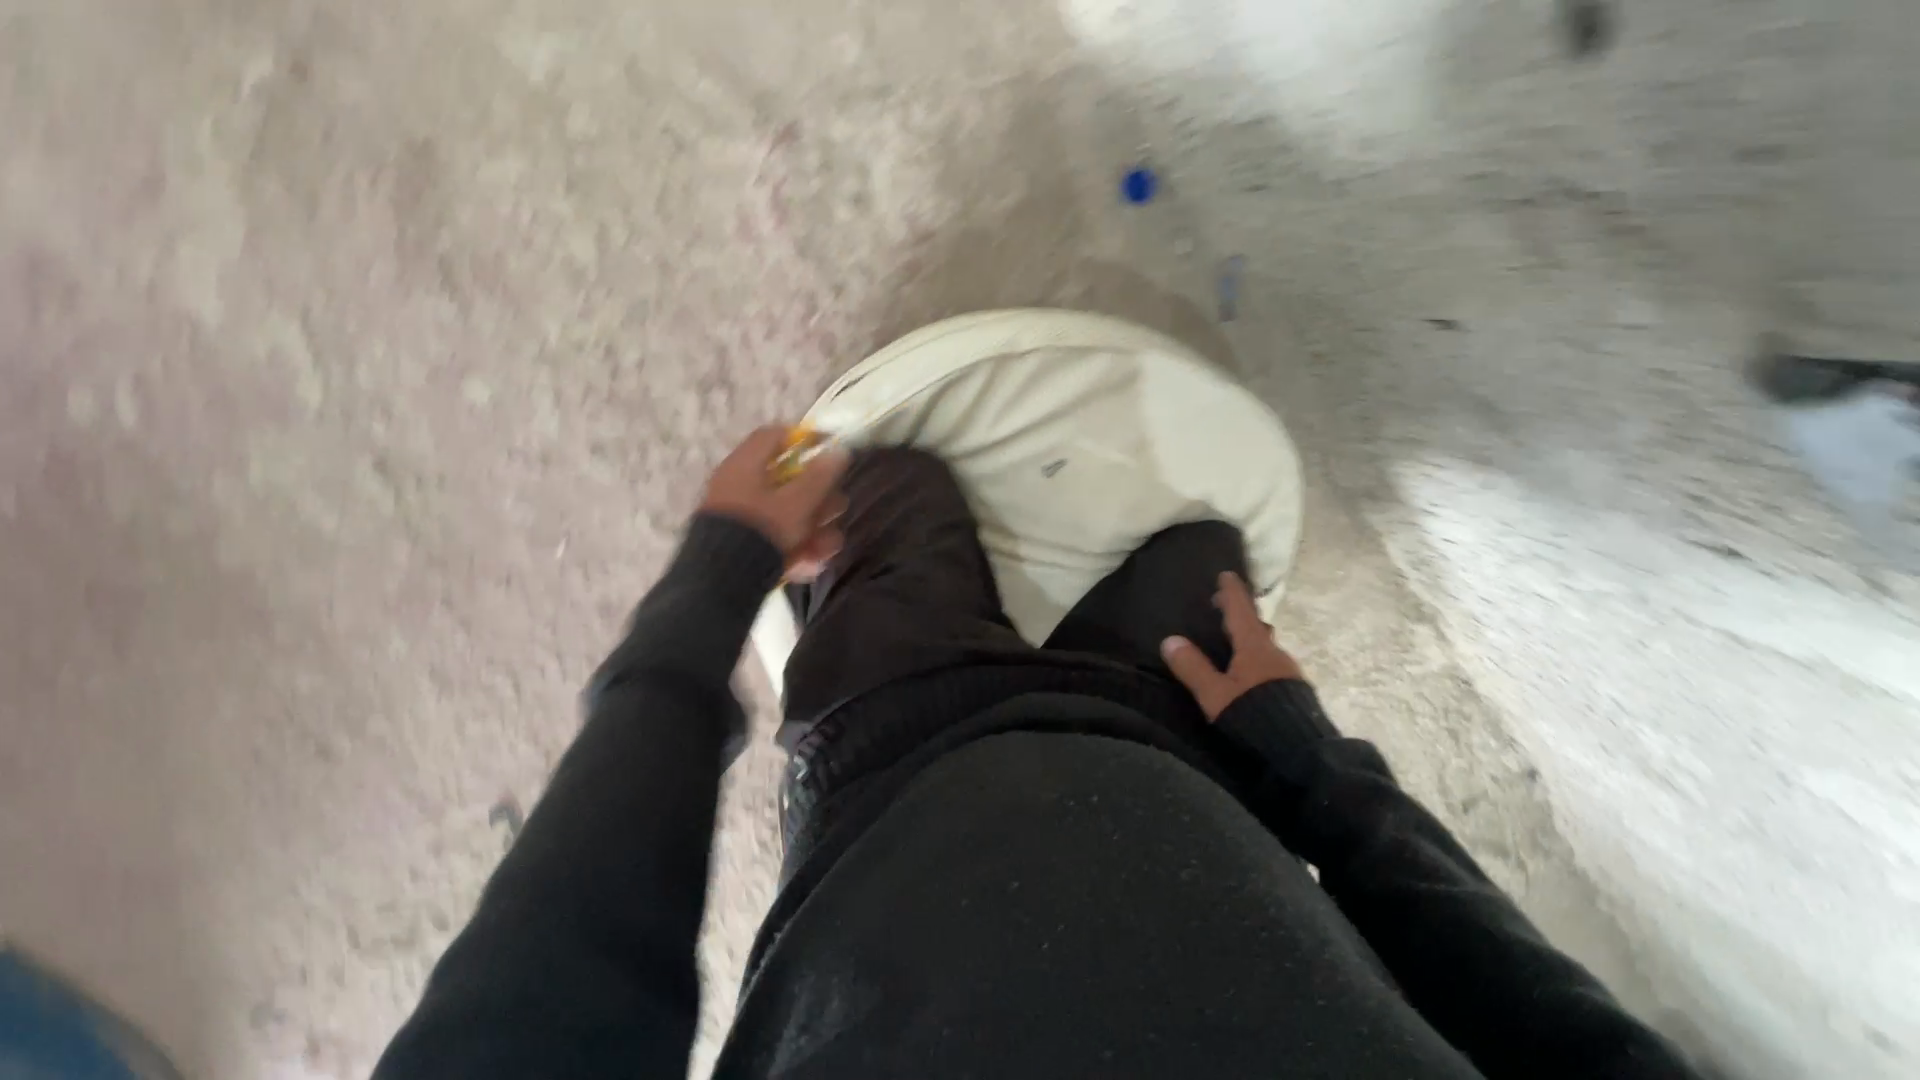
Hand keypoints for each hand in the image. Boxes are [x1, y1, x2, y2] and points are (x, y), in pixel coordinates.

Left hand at [699, 425, 849, 581]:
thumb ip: (821, 476)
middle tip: (836, 512)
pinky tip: (808, 566)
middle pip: (789, 481)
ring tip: (825, 550)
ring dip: (813, 531)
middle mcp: (740, 486)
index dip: (807, 440)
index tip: (832, 452)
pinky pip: (774, 538)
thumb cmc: (761, 529)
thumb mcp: (797, 502)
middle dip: (819, 500)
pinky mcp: (740, 544)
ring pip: (786, 515)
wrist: (721, 581)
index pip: (776, 436)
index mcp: (746, 465)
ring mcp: (739, 517)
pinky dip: (794, 549)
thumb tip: (839, 450)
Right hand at [1160, 571, 1304, 720]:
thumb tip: (1170, 640)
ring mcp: (1289, 672)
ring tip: (1235, 643)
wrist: (1301, 750)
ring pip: (1267, 647)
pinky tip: (1252, 674)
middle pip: (1256, 627)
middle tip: (1223, 609)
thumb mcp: (1215, 695)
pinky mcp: (1296, 691)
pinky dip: (1259, 660)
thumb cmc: (1253, 715)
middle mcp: (1275, 653)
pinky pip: (1273, 665)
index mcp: (1254, 647)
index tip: (1227, 574)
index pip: (1240, 611)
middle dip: (1240, 615)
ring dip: (1251, 640)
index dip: (1232, 593)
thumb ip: (1193, 668)